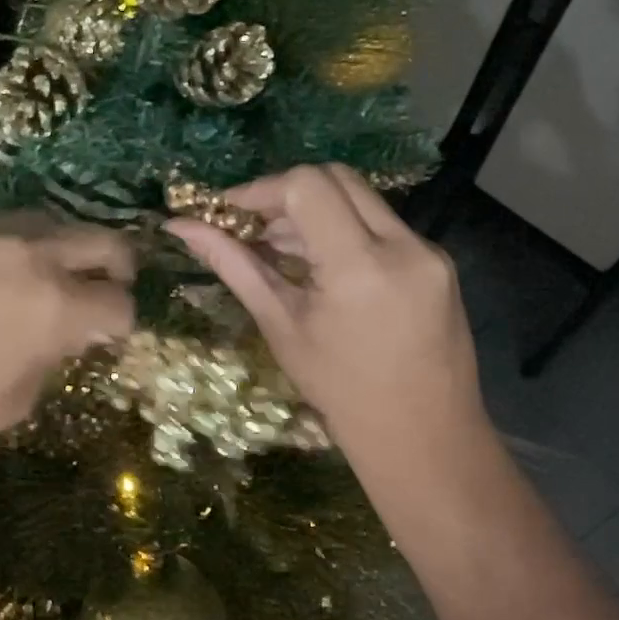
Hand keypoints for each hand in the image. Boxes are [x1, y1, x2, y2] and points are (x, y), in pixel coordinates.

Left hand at [0, 215, 135, 455]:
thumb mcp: (10, 404)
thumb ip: (50, 362)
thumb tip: (61, 338)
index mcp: (54, 306)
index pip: (119, 304)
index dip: (122, 322)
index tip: (109, 333)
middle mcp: (31, 253)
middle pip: (103, 240)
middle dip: (115, 266)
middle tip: (103, 286)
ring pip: (50, 222)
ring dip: (60, 248)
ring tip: (42, 275)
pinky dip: (8, 245)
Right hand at [166, 164, 480, 446]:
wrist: (427, 441)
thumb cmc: (342, 391)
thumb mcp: (280, 325)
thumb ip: (233, 264)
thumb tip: (180, 226)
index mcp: (360, 266)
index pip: (307, 186)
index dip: (261, 189)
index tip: (230, 214)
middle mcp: (403, 246)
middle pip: (335, 178)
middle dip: (286, 193)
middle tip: (254, 227)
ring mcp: (428, 252)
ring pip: (360, 197)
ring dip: (315, 210)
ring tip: (280, 250)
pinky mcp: (438, 262)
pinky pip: (382, 223)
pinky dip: (343, 229)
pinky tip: (319, 266)